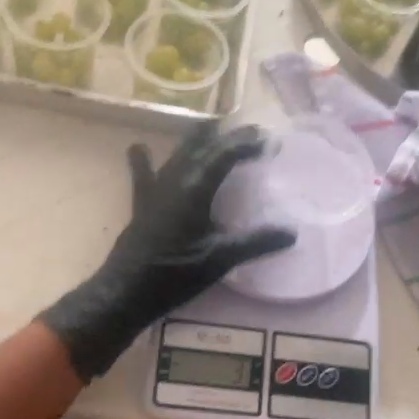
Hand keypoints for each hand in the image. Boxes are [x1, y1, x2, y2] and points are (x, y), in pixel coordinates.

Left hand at [42, 123, 294, 379]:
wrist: (126, 292)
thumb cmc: (175, 275)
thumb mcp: (220, 259)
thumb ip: (255, 243)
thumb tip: (291, 233)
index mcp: (194, 190)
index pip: (223, 156)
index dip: (246, 145)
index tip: (269, 142)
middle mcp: (173, 183)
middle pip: (200, 149)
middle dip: (225, 137)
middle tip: (249, 129)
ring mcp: (154, 192)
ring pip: (176, 156)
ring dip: (195, 141)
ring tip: (210, 126)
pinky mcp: (142, 206)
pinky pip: (145, 176)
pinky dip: (144, 161)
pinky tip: (137, 147)